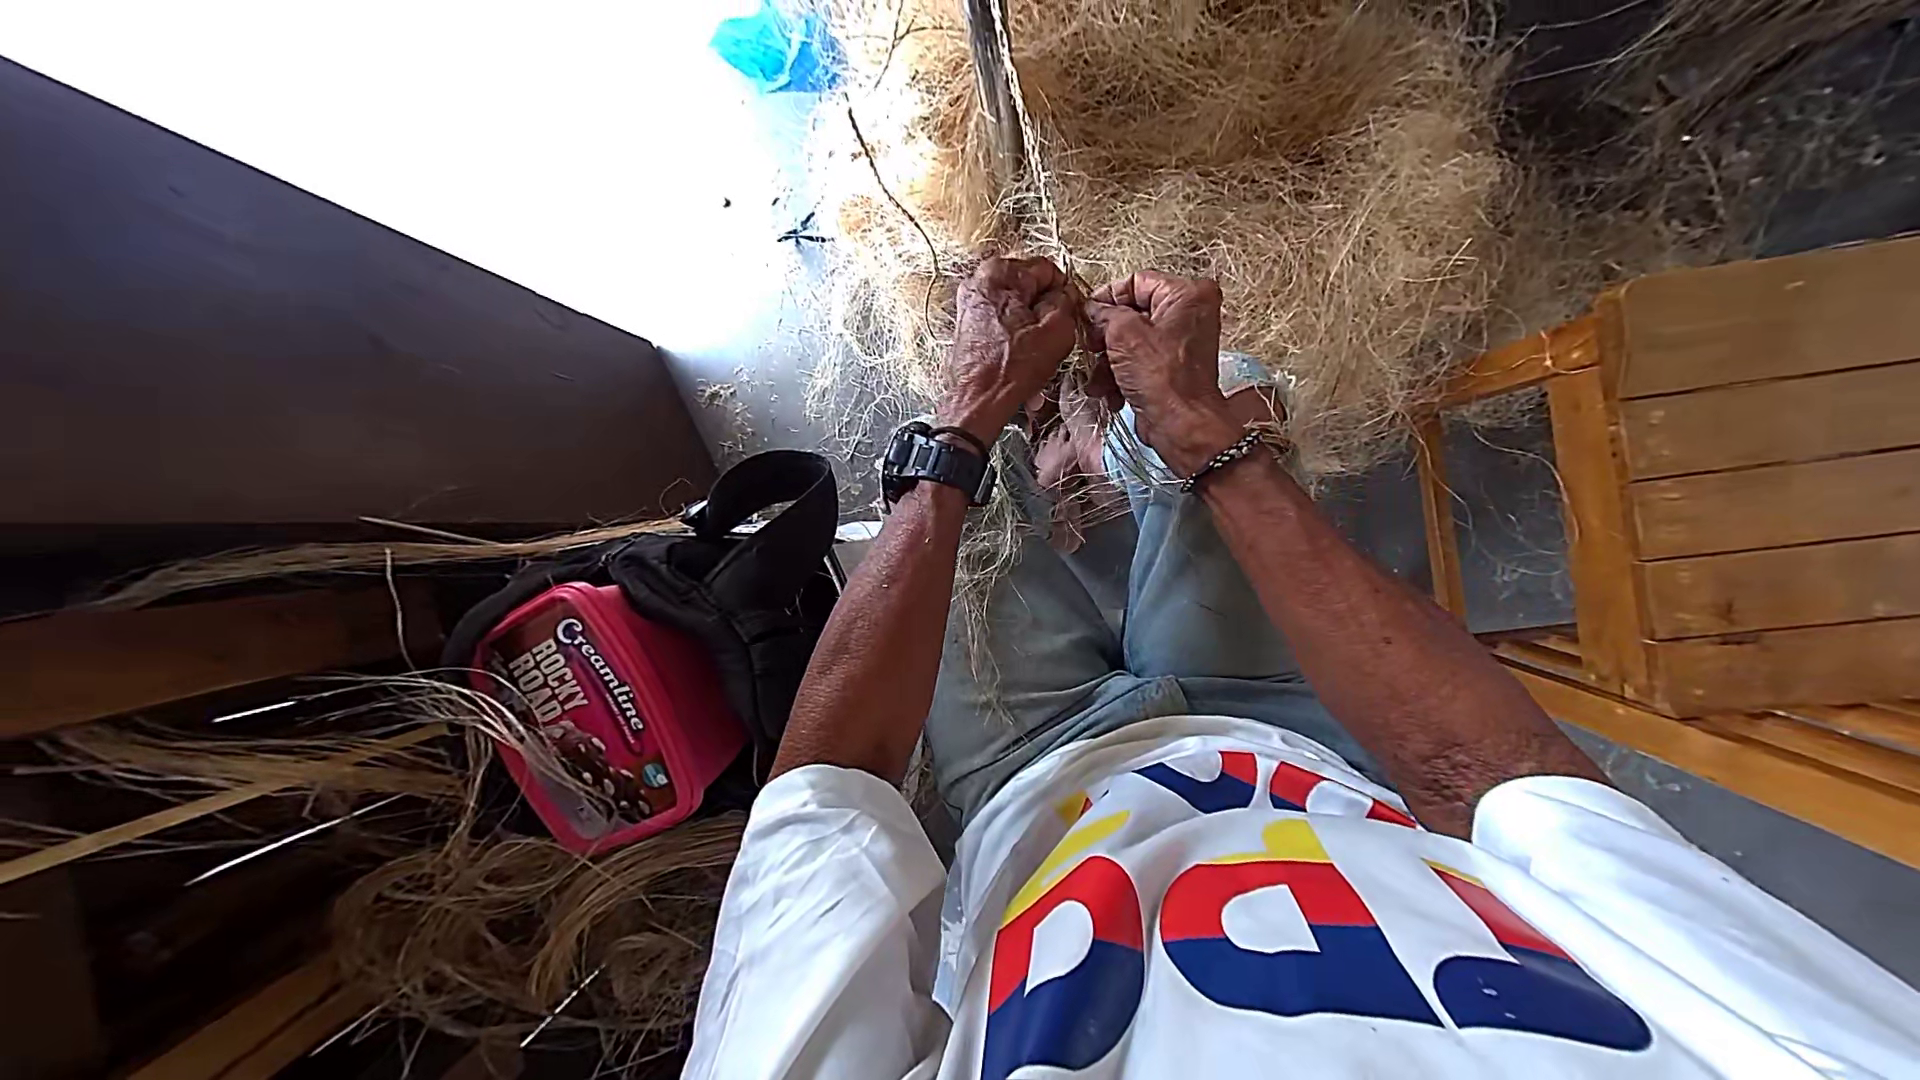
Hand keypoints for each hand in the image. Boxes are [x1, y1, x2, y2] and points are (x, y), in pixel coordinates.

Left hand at [936, 256, 1080, 445]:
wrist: (977, 402)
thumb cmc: (1010, 371)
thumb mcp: (1057, 330)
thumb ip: (1067, 302)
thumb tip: (1066, 295)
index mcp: (1000, 273)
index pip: (1048, 270)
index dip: (1064, 293)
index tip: (1069, 313)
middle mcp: (980, 283)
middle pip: (1030, 289)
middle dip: (1045, 311)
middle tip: (1050, 336)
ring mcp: (972, 305)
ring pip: (1018, 308)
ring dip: (1031, 328)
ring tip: (1034, 352)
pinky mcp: (970, 326)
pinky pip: (1003, 324)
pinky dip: (1015, 338)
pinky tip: (1020, 358)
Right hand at [1084, 270, 1240, 475]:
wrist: (1179, 424)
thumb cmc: (1161, 377)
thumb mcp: (1123, 334)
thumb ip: (1105, 313)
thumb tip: (1092, 309)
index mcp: (1187, 294)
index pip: (1136, 281)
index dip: (1107, 297)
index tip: (1087, 314)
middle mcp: (1188, 314)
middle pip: (1132, 313)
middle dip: (1105, 336)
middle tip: (1091, 348)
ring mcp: (1180, 343)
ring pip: (1130, 342)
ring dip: (1107, 362)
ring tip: (1097, 380)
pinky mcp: (1170, 368)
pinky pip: (1137, 362)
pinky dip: (1120, 376)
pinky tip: (1109, 393)